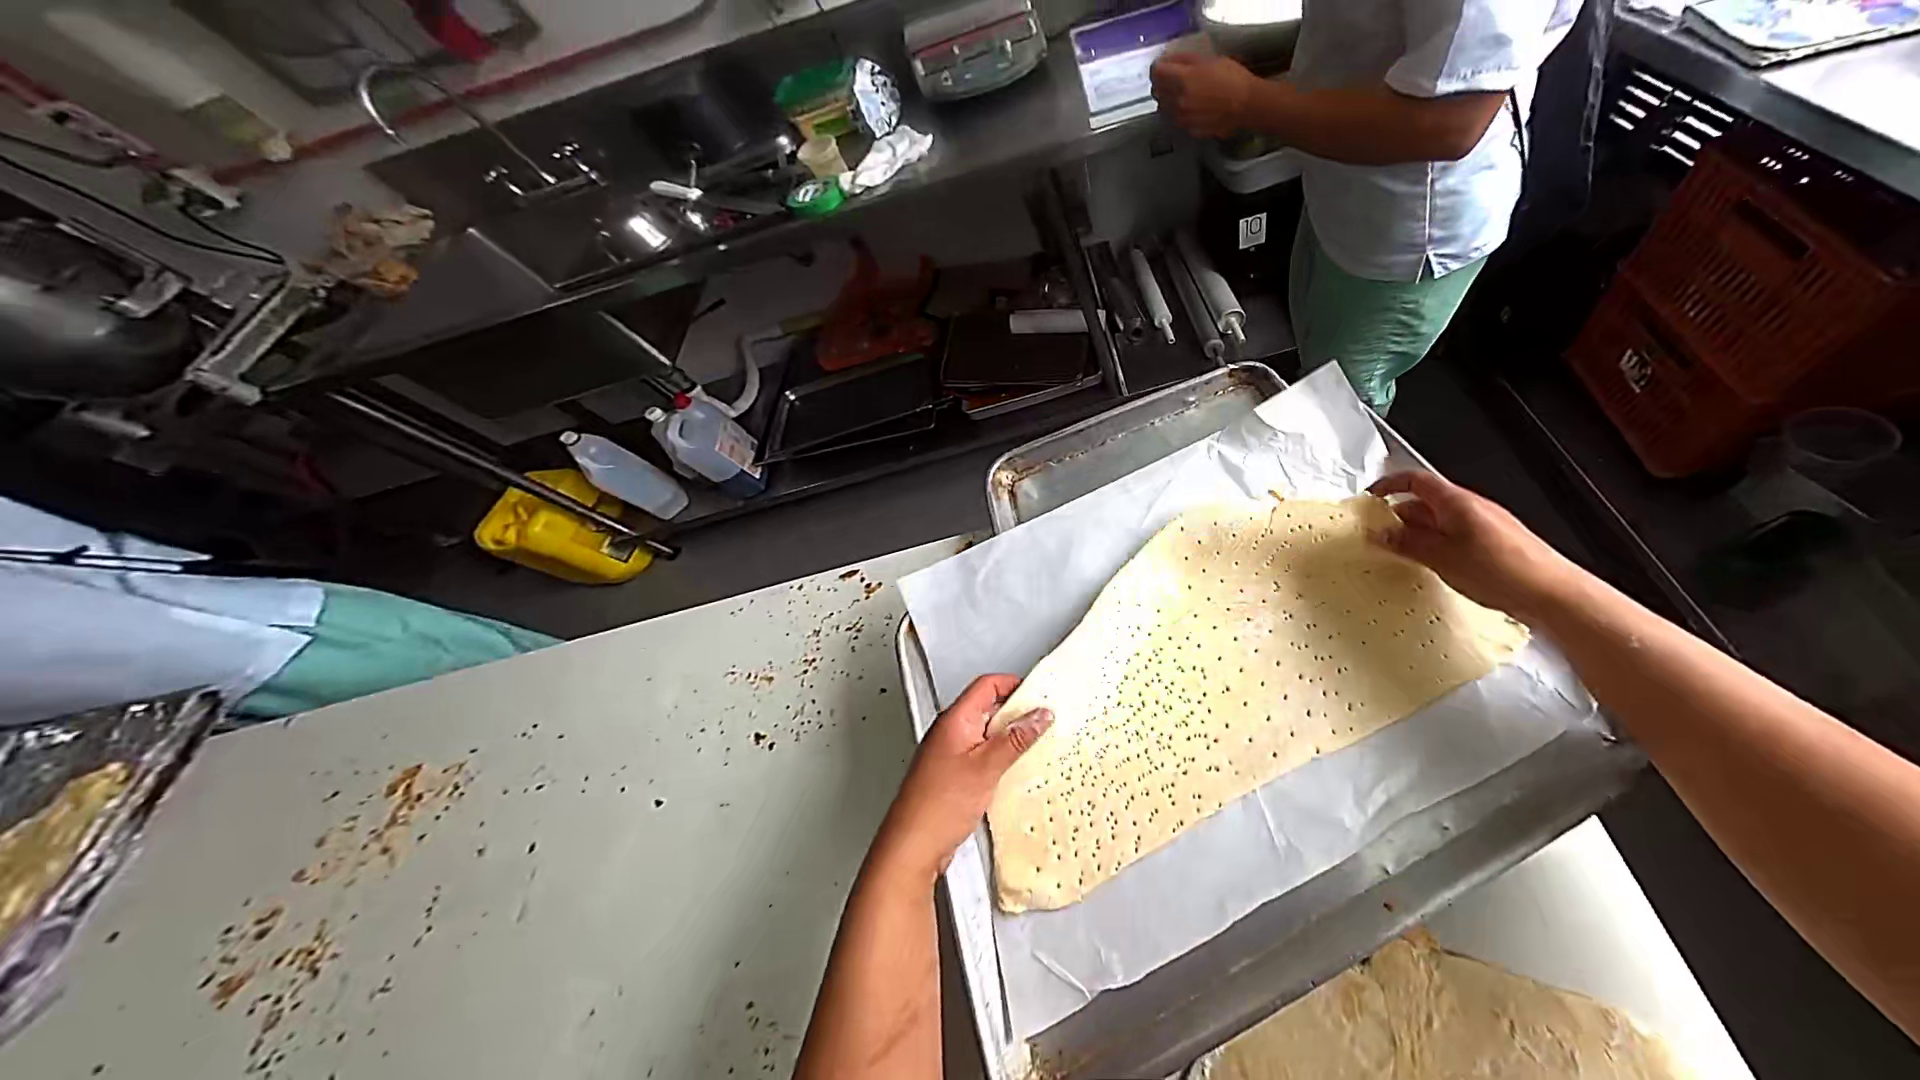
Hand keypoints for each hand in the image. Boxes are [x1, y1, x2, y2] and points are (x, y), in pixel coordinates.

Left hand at [870, 675, 1051, 884]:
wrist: (914, 844)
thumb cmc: (936, 806)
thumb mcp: (987, 767)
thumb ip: (1015, 739)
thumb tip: (1038, 716)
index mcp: (954, 719)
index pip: (987, 685)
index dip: (1014, 684)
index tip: (1038, 695)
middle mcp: (949, 732)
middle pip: (988, 707)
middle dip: (1016, 713)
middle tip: (1041, 723)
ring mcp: (950, 753)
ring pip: (986, 733)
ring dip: (1009, 738)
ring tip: (1031, 749)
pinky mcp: (954, 774)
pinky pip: (982, 756)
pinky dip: (1000, 759)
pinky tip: (1012, 773)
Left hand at [1150, 52, 1260, 137]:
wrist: (1245, 104)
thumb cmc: (1232, 77)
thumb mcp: (1210, 60)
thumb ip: (1187, 60)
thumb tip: (1171, 59)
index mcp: (1182, 79)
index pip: (1157, 72)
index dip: (1158, 67)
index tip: (1162, 66)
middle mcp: (1177, 100)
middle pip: (1157, 91)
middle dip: (1161, 84)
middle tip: (1169, 79)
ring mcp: (1180, 117)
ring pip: (1163, 108)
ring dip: (1167, 99)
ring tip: (1179, 93)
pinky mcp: (1187, 129)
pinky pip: (1174, 119)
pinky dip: (1176, 112)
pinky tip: (1188, 107)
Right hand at [1368, 471, 1582, 624]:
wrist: (1550, 592)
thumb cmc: (1503, 569)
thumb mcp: (1439, 556)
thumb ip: (1406, 542)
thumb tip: (1382, 533)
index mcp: (1456, 501)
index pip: (1415, 480)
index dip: (1389, 484)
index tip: (1371, 497)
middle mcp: (1472, 507)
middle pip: (1424, 502)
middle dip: (1398, 517)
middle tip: (1379, 536)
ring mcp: (1484, 524)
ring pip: (1439, 521)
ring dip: (1416, 534)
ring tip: (1403, 554)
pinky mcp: (1492, 543)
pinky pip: (1454, 536)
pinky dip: (1436, 545)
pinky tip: (1432, 565)